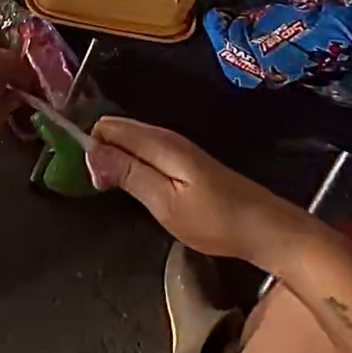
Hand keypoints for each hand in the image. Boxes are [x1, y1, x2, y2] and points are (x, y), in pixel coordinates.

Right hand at [87, 118, 318, 265]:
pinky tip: (134, 189)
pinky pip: (143, 153)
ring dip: (113, 161)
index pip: (108, 126)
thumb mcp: (165, 202)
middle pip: (117, 130)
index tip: (90, 178)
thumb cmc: (214, 219)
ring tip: (112, 191)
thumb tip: (91, 150)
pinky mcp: (181, 161)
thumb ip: (128, 173)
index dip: (91, 146)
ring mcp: (175, 148)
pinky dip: (129, 166)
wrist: (262, 226)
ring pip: (129, 142)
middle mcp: (165, 137)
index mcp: (159, 142)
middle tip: (101, 189)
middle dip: (99, 153)